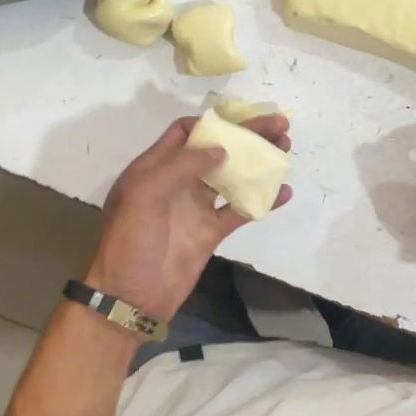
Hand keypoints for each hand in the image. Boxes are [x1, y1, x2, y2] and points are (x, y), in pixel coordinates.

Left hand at [82, 115, 292, 319]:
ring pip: (231, 177)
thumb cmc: (129, 242)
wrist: (129, 297)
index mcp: (154, 168)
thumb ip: (180, 167)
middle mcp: (176, 183)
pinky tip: (283, 191)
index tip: (242, 119)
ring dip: (257, 164)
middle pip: (215, 150)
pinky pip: (239, 211)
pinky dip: (262, 200)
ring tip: (285, 150)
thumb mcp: (144, 195)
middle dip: (246, 136)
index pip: (185, 133)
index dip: (213, 122)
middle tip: (279, 127)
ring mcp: (195, 208)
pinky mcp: (210, 233)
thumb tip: (220, 149)